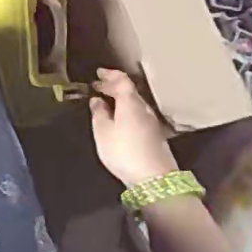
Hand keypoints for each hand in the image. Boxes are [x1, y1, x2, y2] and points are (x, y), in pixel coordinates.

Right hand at [89, 68, 178, 186]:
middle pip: (130, 91)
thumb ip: (99, 114)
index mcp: (130, 103)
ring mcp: (151, 121)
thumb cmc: (123, 152)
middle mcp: (143, 108)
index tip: (99, 73)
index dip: (110, 75)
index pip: (122, 81)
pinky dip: (127, 109)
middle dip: (113, 86)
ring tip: (107, 100)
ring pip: (134, 102)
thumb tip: (97, 101)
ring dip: (120, 98)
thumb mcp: (103, 132)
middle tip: (99, 86)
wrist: (153, 177)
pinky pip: (138, 113)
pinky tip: (119, 117)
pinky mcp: (154, 134)